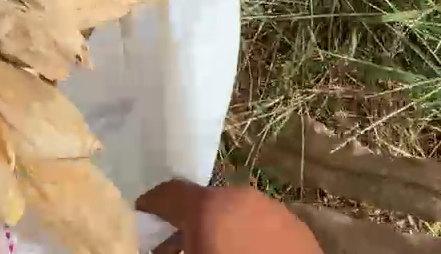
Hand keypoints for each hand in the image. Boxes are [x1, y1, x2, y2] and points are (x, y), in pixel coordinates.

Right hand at [138, 179, 323, 253]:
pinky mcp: (300, 232)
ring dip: (222, 233)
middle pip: (204, 204)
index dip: (151, 205)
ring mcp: (274, 211)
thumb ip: (169, 249)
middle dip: (188, 226)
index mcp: (209, 206)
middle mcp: (240, 197)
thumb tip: (157, 247)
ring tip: (217, 253)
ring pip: (236, 215)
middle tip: (178, 249)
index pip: (169, 193)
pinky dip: (251, 242)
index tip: (140, 217)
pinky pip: (264, 229)